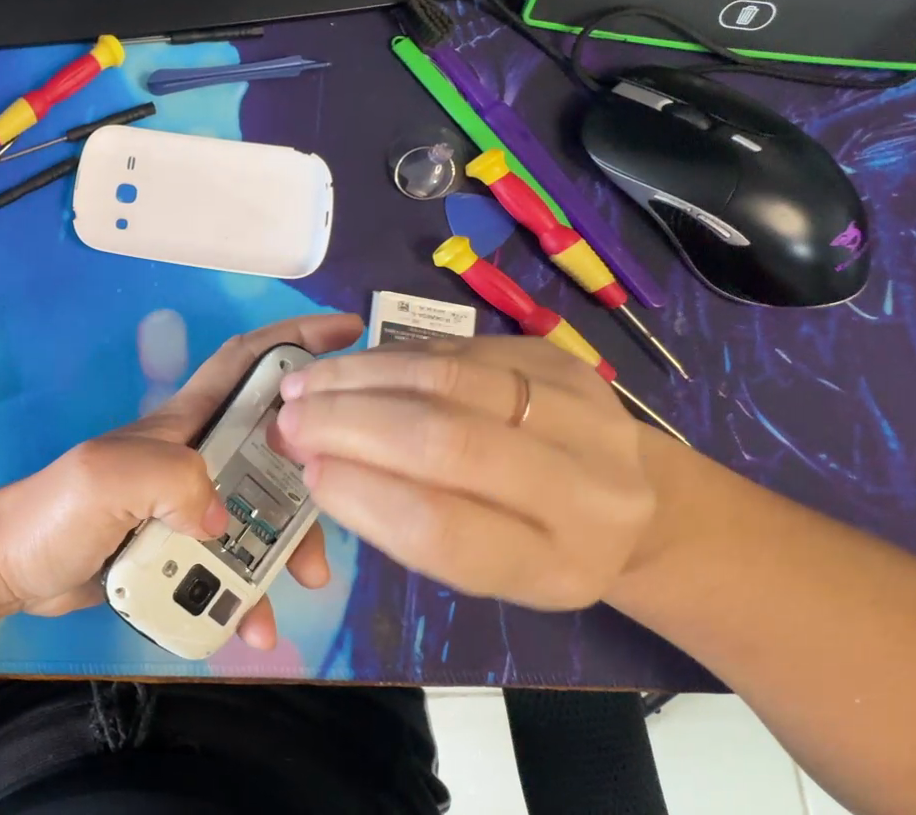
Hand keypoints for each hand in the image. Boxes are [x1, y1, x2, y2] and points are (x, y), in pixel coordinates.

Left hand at [0, 314, 365, 649]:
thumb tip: (221, 520)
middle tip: (333, 521)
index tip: (349, 335)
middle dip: (310, 481)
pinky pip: (232, 569)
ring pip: (260, 519)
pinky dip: (246, 597)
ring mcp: (187, 507)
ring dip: (283, 553)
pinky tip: (249, 626)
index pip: (243, 365)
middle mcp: (193, 459)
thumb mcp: (111, 477)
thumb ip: (173, 480)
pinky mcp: (179, 551)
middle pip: (273, 454)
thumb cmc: (56, 511)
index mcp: (181, 426)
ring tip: (299, 588)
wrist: (15, 570)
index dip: (293, 341)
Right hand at [269, 335, 658, 610]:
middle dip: (347, 424)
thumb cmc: (530, 544)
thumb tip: (313, 457)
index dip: (361, 495)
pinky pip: (452, 349)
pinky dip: (384, 358)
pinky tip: (346, 369)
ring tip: (302, 385)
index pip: (444, 529)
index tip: (307, 471)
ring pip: (445, 380)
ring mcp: (581, 413)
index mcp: (555, 566)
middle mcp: (586, 491)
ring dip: (355, 378)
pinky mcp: (559, 360)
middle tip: (289, 420)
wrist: (627, 499)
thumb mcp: (474, 566)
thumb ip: (400, 519)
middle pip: (446, 443)